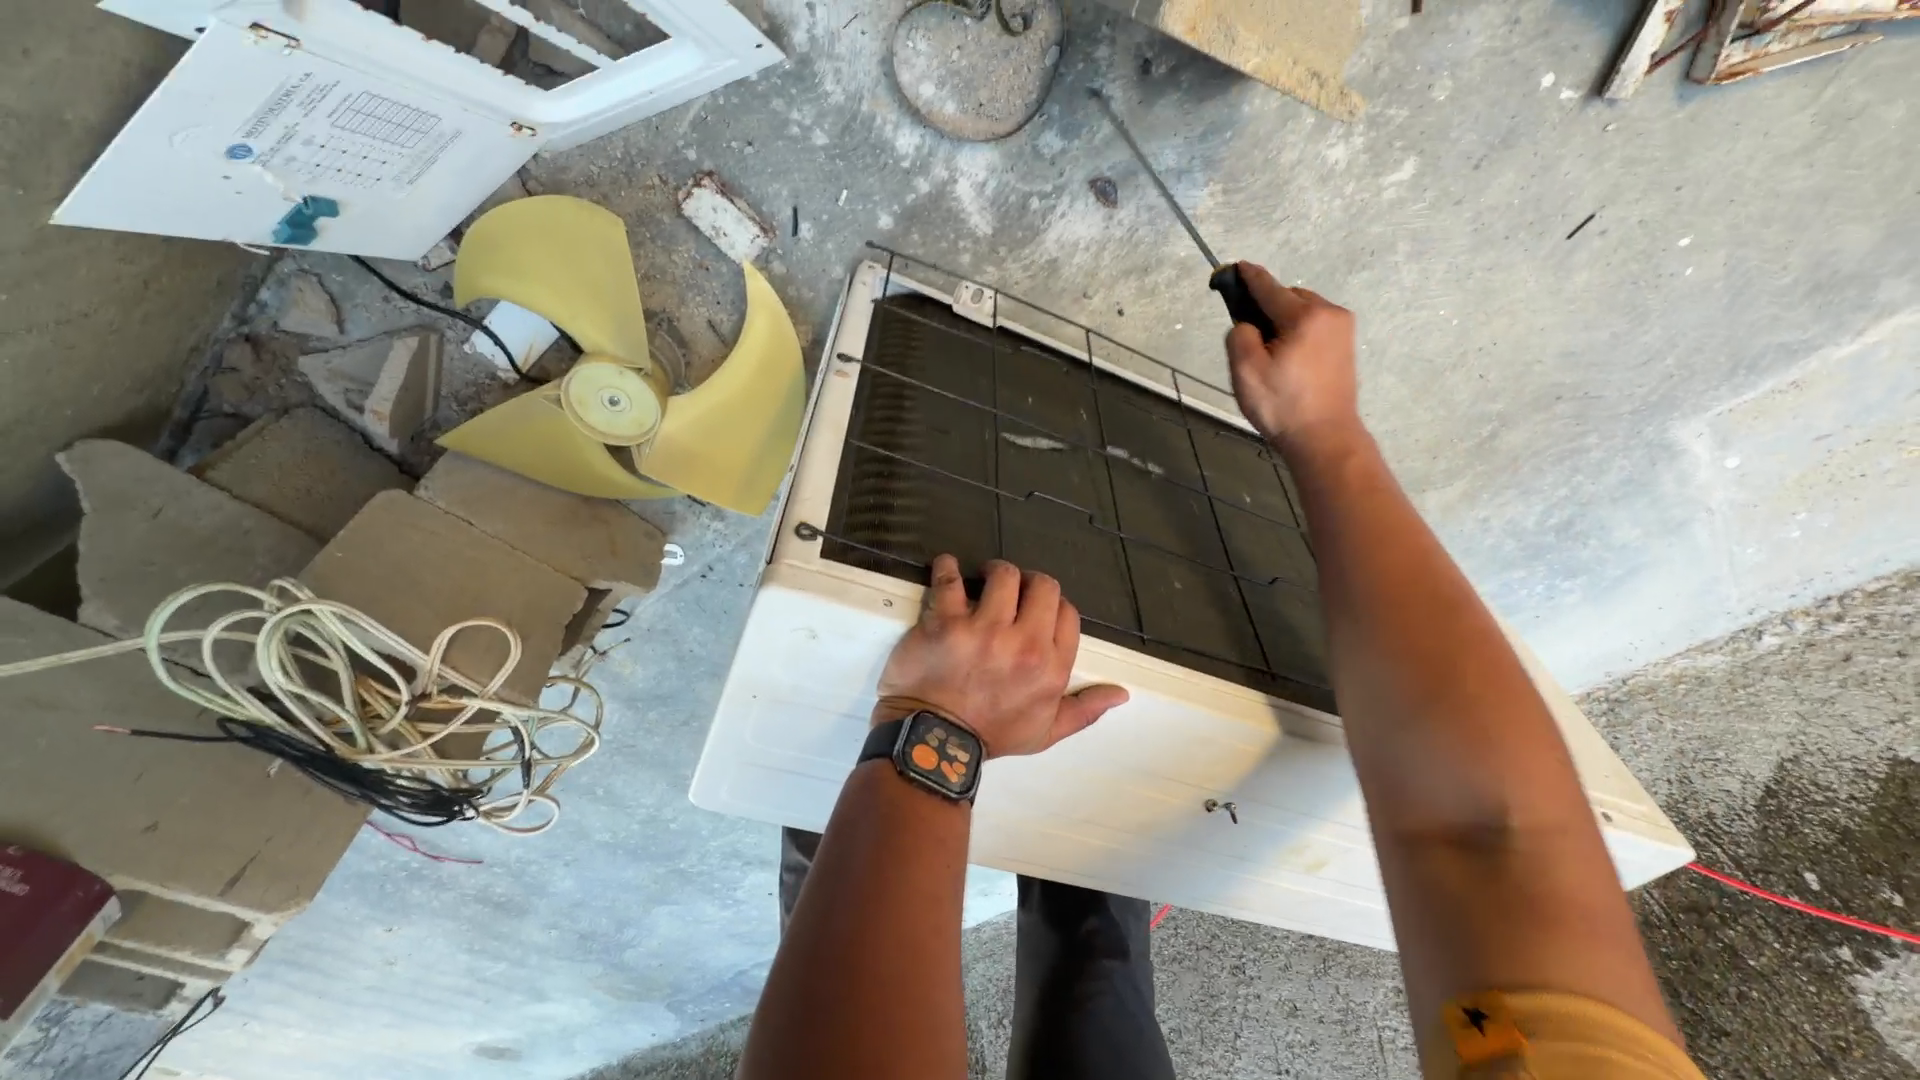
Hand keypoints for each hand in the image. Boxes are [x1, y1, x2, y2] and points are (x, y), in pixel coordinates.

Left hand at [874, 555, 1129, 758]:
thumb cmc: (989, 737)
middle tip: (1011, 589)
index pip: (1067, 612)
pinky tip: (947, 568)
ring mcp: (984, 630)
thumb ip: (1084, 710)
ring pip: (1003, 575)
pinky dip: (947, 568)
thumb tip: (1120, 693)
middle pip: (1042, 586)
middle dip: (1029, 582)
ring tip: (982, 579)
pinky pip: (950, 580)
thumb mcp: (1045, 733)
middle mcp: (1024, 644)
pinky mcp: (946, 623)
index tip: (1034, 608)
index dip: (1052, 605)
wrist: (935, 743)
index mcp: (1051, 667)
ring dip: (994, 572)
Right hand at [1222, 262, 1361, 448]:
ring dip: (1284, 320)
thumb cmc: (1282, 405)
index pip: (1269, 288)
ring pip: (1304, 310)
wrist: (1325, 437)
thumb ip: (1239, 334)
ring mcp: (1343, 329)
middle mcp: (1329, 313)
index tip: (1236, 266)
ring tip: (1268, 350)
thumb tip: (1248, 325)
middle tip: (1249, 333)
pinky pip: (1315, 325)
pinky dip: (1298, 331)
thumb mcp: (1246, 370)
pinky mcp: (1346, 346)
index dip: (1249, 277)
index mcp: (1304, 315)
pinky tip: (1287, 356)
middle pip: (1289, 297)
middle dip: (1268, 306)